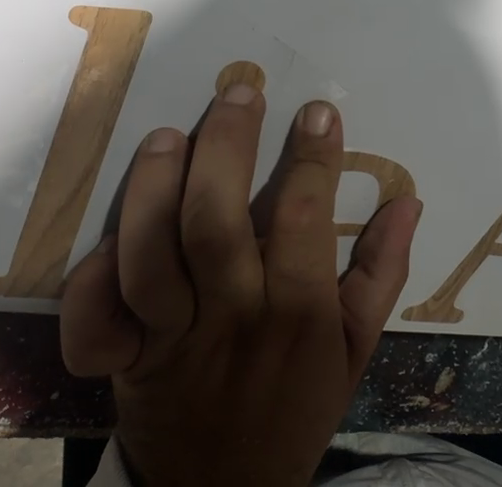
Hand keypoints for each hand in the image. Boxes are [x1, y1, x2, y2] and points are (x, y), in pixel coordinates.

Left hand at [59, 84, 422, 486]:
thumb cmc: (297, 406)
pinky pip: (94, 320)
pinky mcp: (122, 361)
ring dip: (155, 188)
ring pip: (151, 256)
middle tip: (239, 94)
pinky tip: (111, 232)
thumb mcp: (357, 349)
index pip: (306, 219)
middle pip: (216, 224)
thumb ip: (383, 273)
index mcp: (299, 316)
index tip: (317, 112)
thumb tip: (408, 200)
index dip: (314, 157)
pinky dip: (93, 275)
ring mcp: (171, 341)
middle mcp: (233, 320)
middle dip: (227, 147)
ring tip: (171, 136)